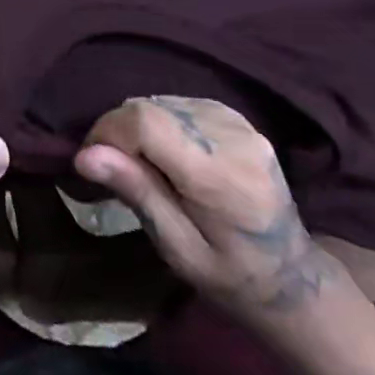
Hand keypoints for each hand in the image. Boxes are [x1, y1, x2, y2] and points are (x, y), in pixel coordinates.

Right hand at [73, 96, 332, 316]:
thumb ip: (137, 193)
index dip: (109, 133)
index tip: (95, 161)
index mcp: (224, 178)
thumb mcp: (178, 248)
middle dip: (118, 131)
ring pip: (157, 102)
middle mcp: (234, 139)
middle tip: (113, 167)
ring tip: (141, 163)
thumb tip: (84, 156)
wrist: (290, 272)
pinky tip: (164, 152)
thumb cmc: (228, 271)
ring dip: (136, 127)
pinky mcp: (234, 116)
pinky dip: (156, 122)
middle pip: (149, 108)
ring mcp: (238, 123)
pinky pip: (174, 104)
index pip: (147, 123)